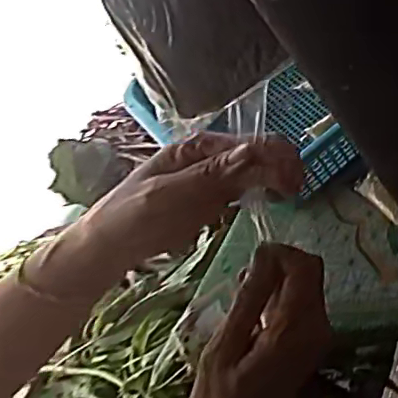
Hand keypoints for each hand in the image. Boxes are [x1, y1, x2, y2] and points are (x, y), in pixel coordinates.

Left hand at [39, 133, 303, 296]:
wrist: (100, 254)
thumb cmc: (126, 219)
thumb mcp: (165, 194)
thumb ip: (211, 173)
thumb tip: (254, 149)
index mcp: (199, 146)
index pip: (252, 143)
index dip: (278, 157)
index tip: (292, 181)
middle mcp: (213, 155)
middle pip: (262, 152)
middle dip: (285, 165)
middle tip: (296, 189)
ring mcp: (217, 174)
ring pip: (263, 167)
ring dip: (282, 175)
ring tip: (291, 194)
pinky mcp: (219, 194)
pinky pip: (254, 184)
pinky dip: (271, 187)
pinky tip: (277, 197)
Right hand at [172, 245, 331, 397]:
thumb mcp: (222, 350)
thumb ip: (248, 301)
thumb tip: (262, 258)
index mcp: (299, 325)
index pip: (307, 268)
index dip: (286, 253)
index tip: (258, 250)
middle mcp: (319, 325)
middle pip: (312, 276)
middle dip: (285, 265)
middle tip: (249, 266)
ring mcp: (320, 335)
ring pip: (308, 291)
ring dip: (282, 282)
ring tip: (247, 284)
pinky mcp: (313, 343)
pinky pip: (303, 309)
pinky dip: (283, 300)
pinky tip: (256, 306)